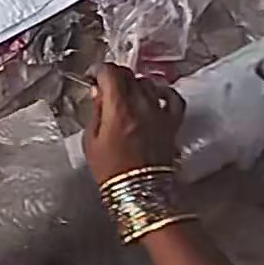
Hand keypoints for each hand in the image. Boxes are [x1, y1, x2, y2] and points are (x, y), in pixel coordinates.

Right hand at [85, 64, 186, 184]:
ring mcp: (159, 112)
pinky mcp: (172, 123)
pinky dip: (163, 91)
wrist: (142, 194)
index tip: (92, 76)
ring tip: (126, 94)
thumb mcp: (91, 142)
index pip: (110, 72)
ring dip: (134, 83)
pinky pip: (172, 97)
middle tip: (105, 86)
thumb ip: (95, 112)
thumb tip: (98, 94)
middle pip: (129, 74)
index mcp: (118, 108)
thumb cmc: (112, 171)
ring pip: (148, 83)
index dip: (98, 70)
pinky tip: (155, 94)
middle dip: (114, 76)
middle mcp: (141, 105)